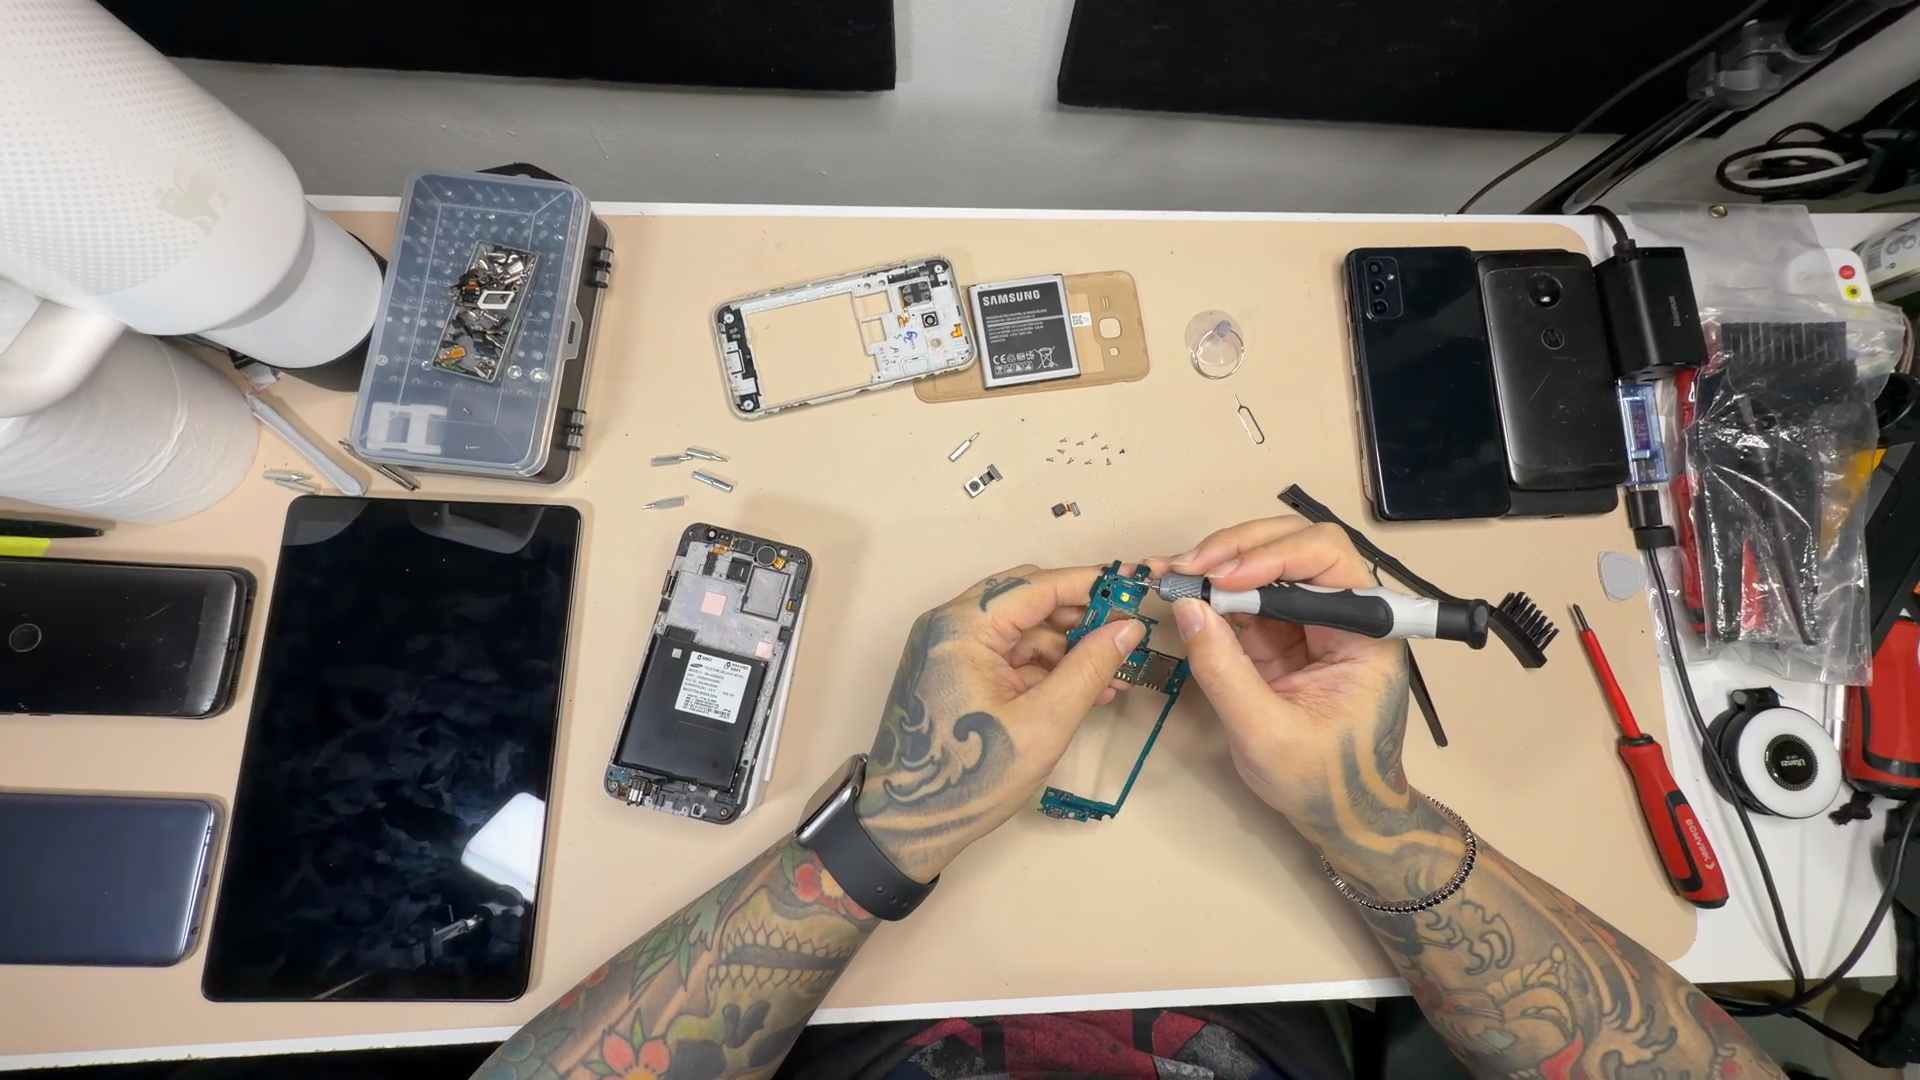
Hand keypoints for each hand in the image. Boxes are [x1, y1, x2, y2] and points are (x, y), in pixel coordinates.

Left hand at [856, 565, 1143, 881]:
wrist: (908, 824)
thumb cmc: (971, 777)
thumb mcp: (1043, 723)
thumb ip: (1089, 670)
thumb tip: (1129, 630)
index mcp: (962, 626)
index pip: (1036, 585)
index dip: (1089, 585)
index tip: (1134, 586)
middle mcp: (951, 625)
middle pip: (1027, 601)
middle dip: (1081, 617)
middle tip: (1128, 634)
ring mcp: (951, 647)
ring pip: (1022, 629)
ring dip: (1068, 647)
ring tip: (1116, 674)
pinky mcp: (956, 670)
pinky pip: (1009, 654)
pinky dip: (1045, 666)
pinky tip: (1085, 688)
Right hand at [1148, 518, 1412, 843]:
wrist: (1338, 813)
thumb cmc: (1324, 782)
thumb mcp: (1266, 733)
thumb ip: (1224, 670)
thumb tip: (1188, 610)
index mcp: (1365, 632)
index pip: (1325, 560)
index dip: (1272, 557)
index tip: (1223, 579)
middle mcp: (1341, 613)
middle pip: (1294, 545)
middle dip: (1237, 548)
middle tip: (1187, 567)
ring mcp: (1307, 621)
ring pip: (1264, 562)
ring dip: (1217, 562)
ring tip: (1174, 573)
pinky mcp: (1278, 633)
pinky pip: (1243, 595)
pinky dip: (1209, 588)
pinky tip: (1181, 588)